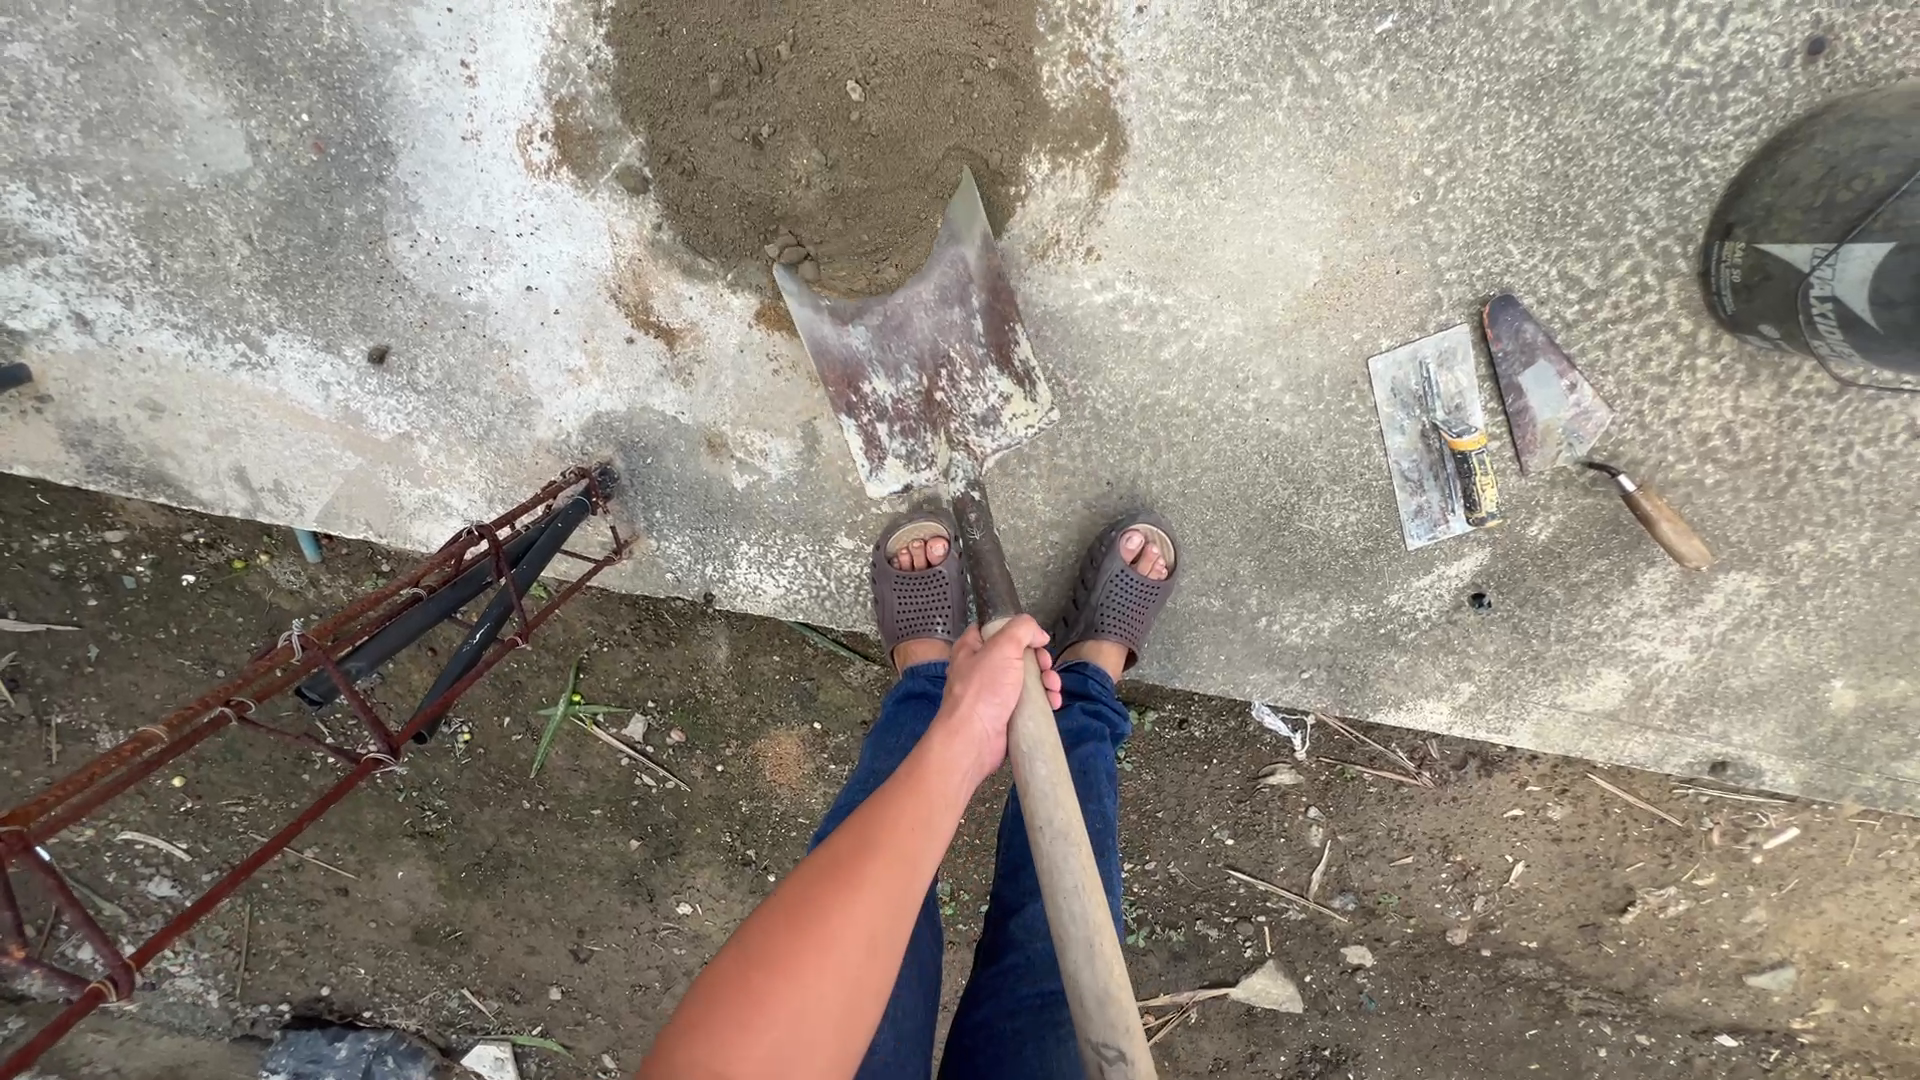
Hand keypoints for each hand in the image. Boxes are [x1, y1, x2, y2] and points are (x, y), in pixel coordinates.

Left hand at [933, 616, 1061, 787]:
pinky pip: (1030, 701)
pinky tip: (1053, 702)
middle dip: (1040, 659)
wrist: (974, 739)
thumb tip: (1039, 634)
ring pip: (1028, 678)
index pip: (997, 628)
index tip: (1035, 639)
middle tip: (1046, 666)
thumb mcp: (1003, 646)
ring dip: (1046, 680)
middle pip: (1019, 653)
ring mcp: (994, 691)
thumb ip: (1022, 629)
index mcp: (972, 646)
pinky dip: (1044, 699)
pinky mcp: (1006, 712)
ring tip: (1053, 688)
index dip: (1019, 630)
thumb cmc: (983, 689)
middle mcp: (982, 667)